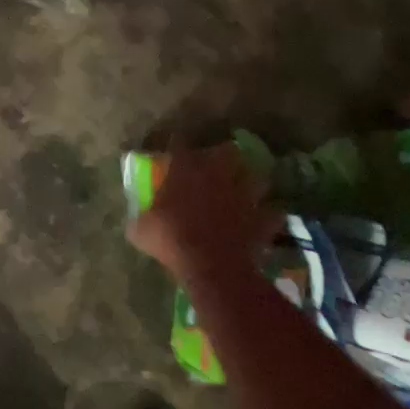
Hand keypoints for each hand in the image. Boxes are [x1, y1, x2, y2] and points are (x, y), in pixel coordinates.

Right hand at [127, 144, 281, 279]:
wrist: (211, 265)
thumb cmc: (171, 240)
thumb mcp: (140, 230)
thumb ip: (141, 218)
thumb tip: (136, 220)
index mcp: (184, 170)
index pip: (179, 143)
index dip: (178, 143)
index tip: (176, 145)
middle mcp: (216, 174)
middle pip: (226, 151)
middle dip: (225, 155)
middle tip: (220, 162)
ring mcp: (243, 195)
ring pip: (257, 177)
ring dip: (252, 181)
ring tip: (248, 187)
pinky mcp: (262, 218)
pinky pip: (273, 213)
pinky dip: (270, 215)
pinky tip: (264, 219)